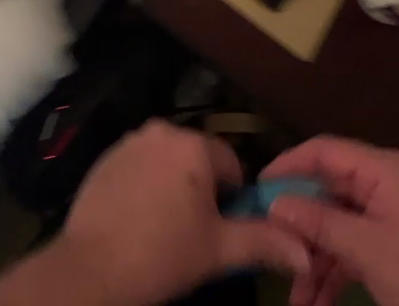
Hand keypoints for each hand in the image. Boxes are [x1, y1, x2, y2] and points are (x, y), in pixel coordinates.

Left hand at [48, 120, 310, 305]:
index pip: (231, 164)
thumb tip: (306, 251)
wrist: (92, 268)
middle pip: (198, 159)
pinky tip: (138, 219)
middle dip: (202, 191)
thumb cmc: (163, 254)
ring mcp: (130, 141)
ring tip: (164, 227)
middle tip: (193, 231)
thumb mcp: (220, 251)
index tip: (220, 229)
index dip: (232, 199)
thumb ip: (265, 242)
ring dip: (174, 186)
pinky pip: (139, 165)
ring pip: (168, 162)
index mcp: (193, 145)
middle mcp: (162, 131)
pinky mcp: (105, 156)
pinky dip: (145, 185)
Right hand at [262, 136, 398, 305]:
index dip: (288, 165)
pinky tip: (312, 301)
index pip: (324, 151)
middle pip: (325, 191)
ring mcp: (386, 220)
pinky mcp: (390, 251)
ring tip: (294, 296)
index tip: (255, 191)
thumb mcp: (371, 251)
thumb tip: (275, 201)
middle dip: (297, 225)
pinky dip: (329, 275)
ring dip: (310, 261)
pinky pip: (347, 252)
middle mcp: (383, 187)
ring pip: (332, 227)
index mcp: (384, 171)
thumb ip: (321, 223)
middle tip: (268, 249)